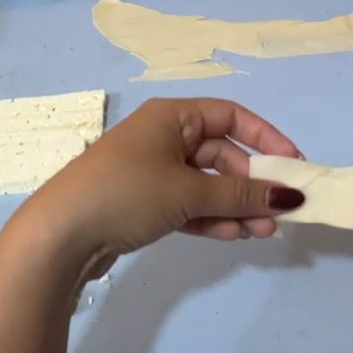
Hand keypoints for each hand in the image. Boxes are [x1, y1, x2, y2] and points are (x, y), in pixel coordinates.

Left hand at [14, 97, 306, 276]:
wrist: (59, 235)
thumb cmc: (127, 192)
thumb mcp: (189, 191)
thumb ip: (242, 194)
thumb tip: (291, 196)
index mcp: (172, 116)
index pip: (231, 116)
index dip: (266, 138)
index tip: (294, 165)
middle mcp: (164, 136)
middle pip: (221, 154)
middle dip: (252, 184)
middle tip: (280, 212)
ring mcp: (152, 171)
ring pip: (207, 184)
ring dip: (235, 206)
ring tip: (264, 233)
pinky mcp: (143, 203)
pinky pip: (188, 205)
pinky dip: (210, 218)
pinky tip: (233, 236)